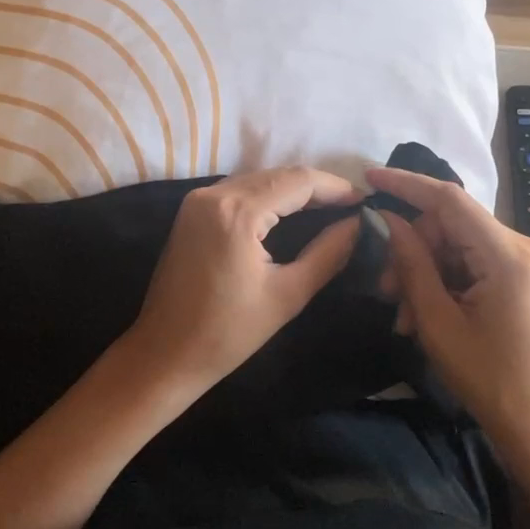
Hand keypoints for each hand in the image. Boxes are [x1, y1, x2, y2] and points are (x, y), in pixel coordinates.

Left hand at [125, 167, 361, 387]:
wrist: (164, 354)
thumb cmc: (228, 333)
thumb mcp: (287, 294)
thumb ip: (328, 254)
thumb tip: (358, 225)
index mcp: (237, 212)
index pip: (297, 181)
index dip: (335, 186)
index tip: (365, 200)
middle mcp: (214, 194)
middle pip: (278, 174)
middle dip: (316, 186)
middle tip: (352, 205)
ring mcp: (198, 200)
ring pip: (258, 178)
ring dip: (293, 188)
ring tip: (329, 207)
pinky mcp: (191, 211)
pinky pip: (239, 190)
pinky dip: (268, 195)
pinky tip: (291, 211)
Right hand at [369, 166, 529, 473]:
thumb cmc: (487, 379)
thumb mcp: (437, 322)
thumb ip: (411, 263)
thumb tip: (387, 219)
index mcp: (510, 256)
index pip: (450, 200)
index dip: (407, 184)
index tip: (370, 176)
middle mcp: (528, 246)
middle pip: (453, 224)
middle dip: (414, 249)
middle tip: (385, 290)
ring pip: (461, 243)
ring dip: (428, 270)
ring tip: (404, 314)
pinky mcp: (529, 276)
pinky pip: (477, 259)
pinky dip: (449, 278)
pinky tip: (429, 311)